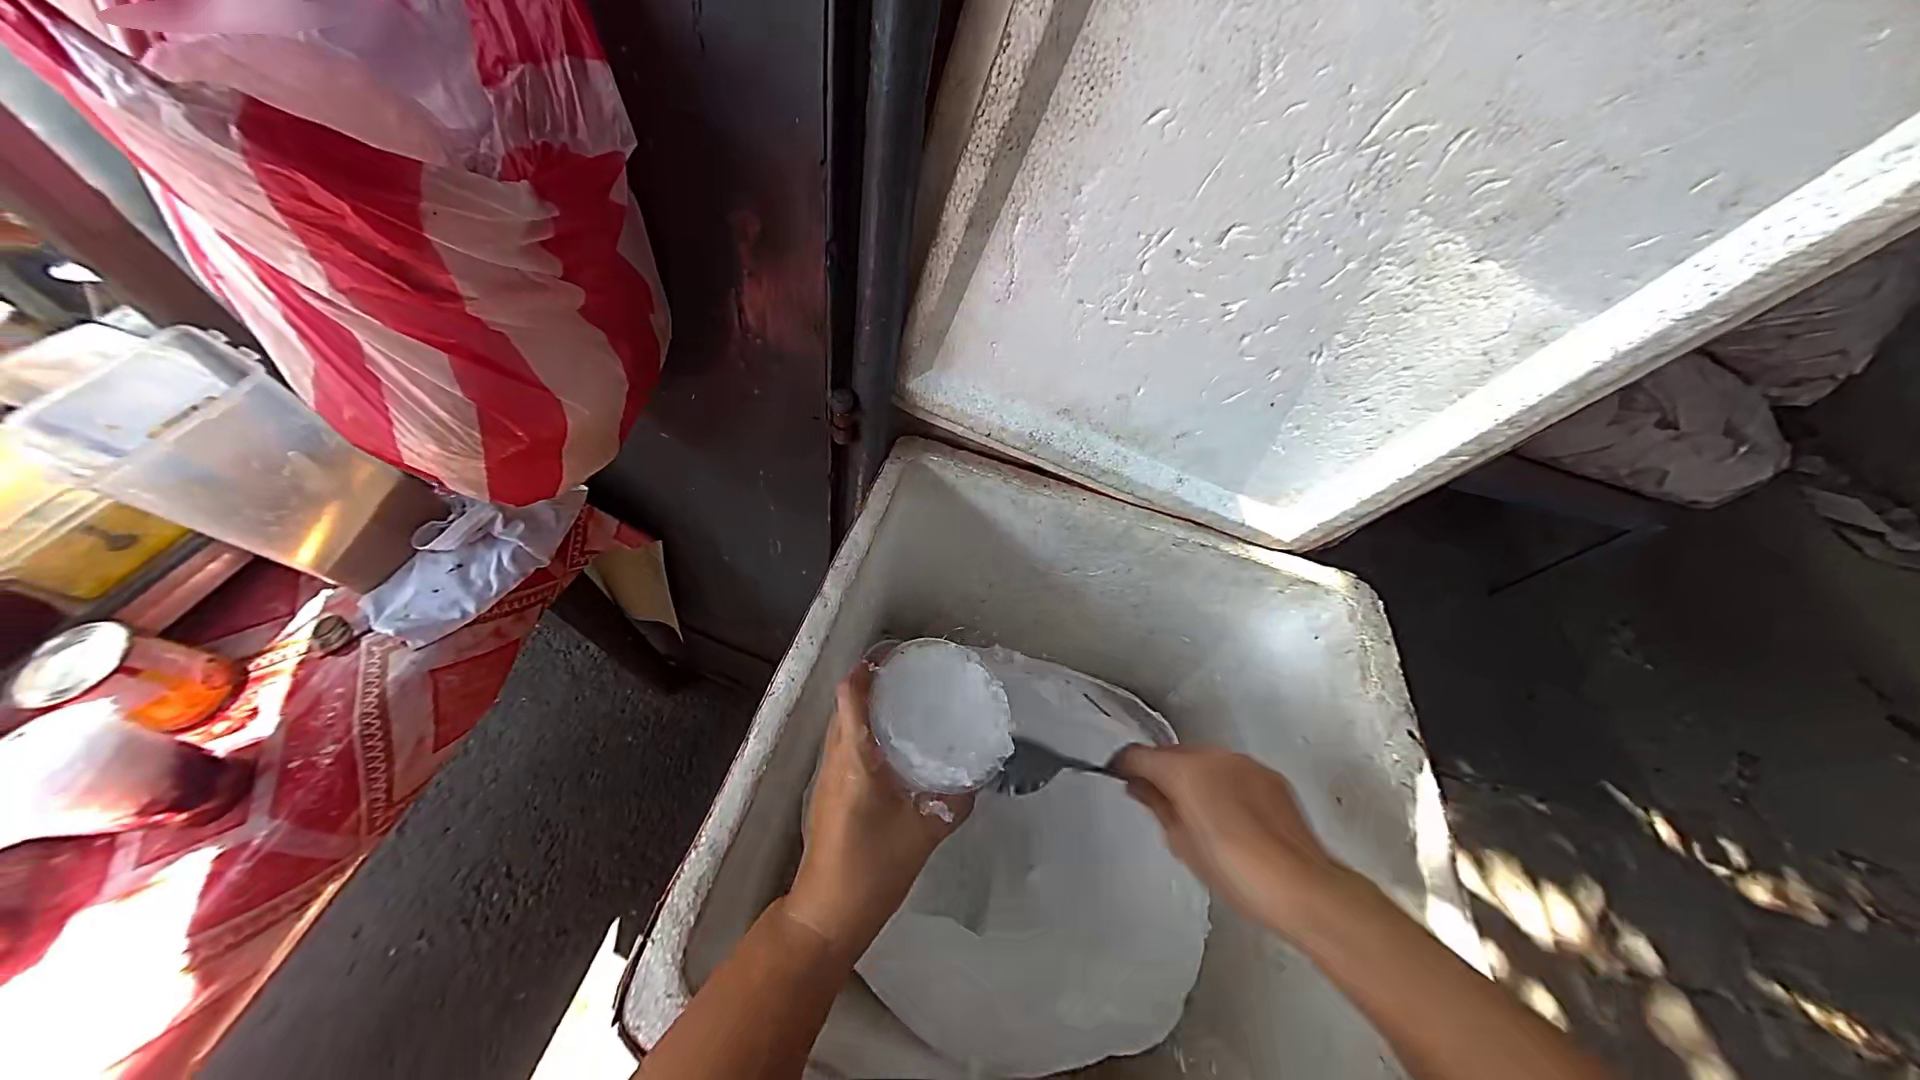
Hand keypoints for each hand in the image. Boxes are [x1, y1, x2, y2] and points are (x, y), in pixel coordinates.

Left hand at [785, 663, 972, 956]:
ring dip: (866, 707)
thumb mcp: (925, 833)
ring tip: (905, 702)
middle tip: (911, 676)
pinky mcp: (827, 794)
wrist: (826, 915)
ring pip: (842, 726)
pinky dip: (863, 732)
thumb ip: (955, 801)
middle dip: (872, 683)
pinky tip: (892, 747)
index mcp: (854, 760)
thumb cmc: (872, 869)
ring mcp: (826, 777)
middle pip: (845, 705)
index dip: (867, 669)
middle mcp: (834, 760)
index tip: (896, 656)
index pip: (850, 697)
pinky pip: (844, 747)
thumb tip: (978, 776)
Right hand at [1112, 743, 1348, 937]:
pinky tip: (1227, 816)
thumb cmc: (1237, 871)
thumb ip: (1156, 805)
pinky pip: (1233, 772)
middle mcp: (1215, 756)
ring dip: (1193, 777)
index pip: (1139, 754)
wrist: (1301, 889)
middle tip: (1154, 801)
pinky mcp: (1270, 778)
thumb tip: (1140, 787)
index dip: (1123, 765)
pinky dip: (1223, 785)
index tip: (1117, 775)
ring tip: (1194, 813)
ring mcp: (1246, 764)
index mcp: (1185, 769)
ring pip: (1205, 761)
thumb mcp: (1181, 842)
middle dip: (1161, 772)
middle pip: (1173, 754)